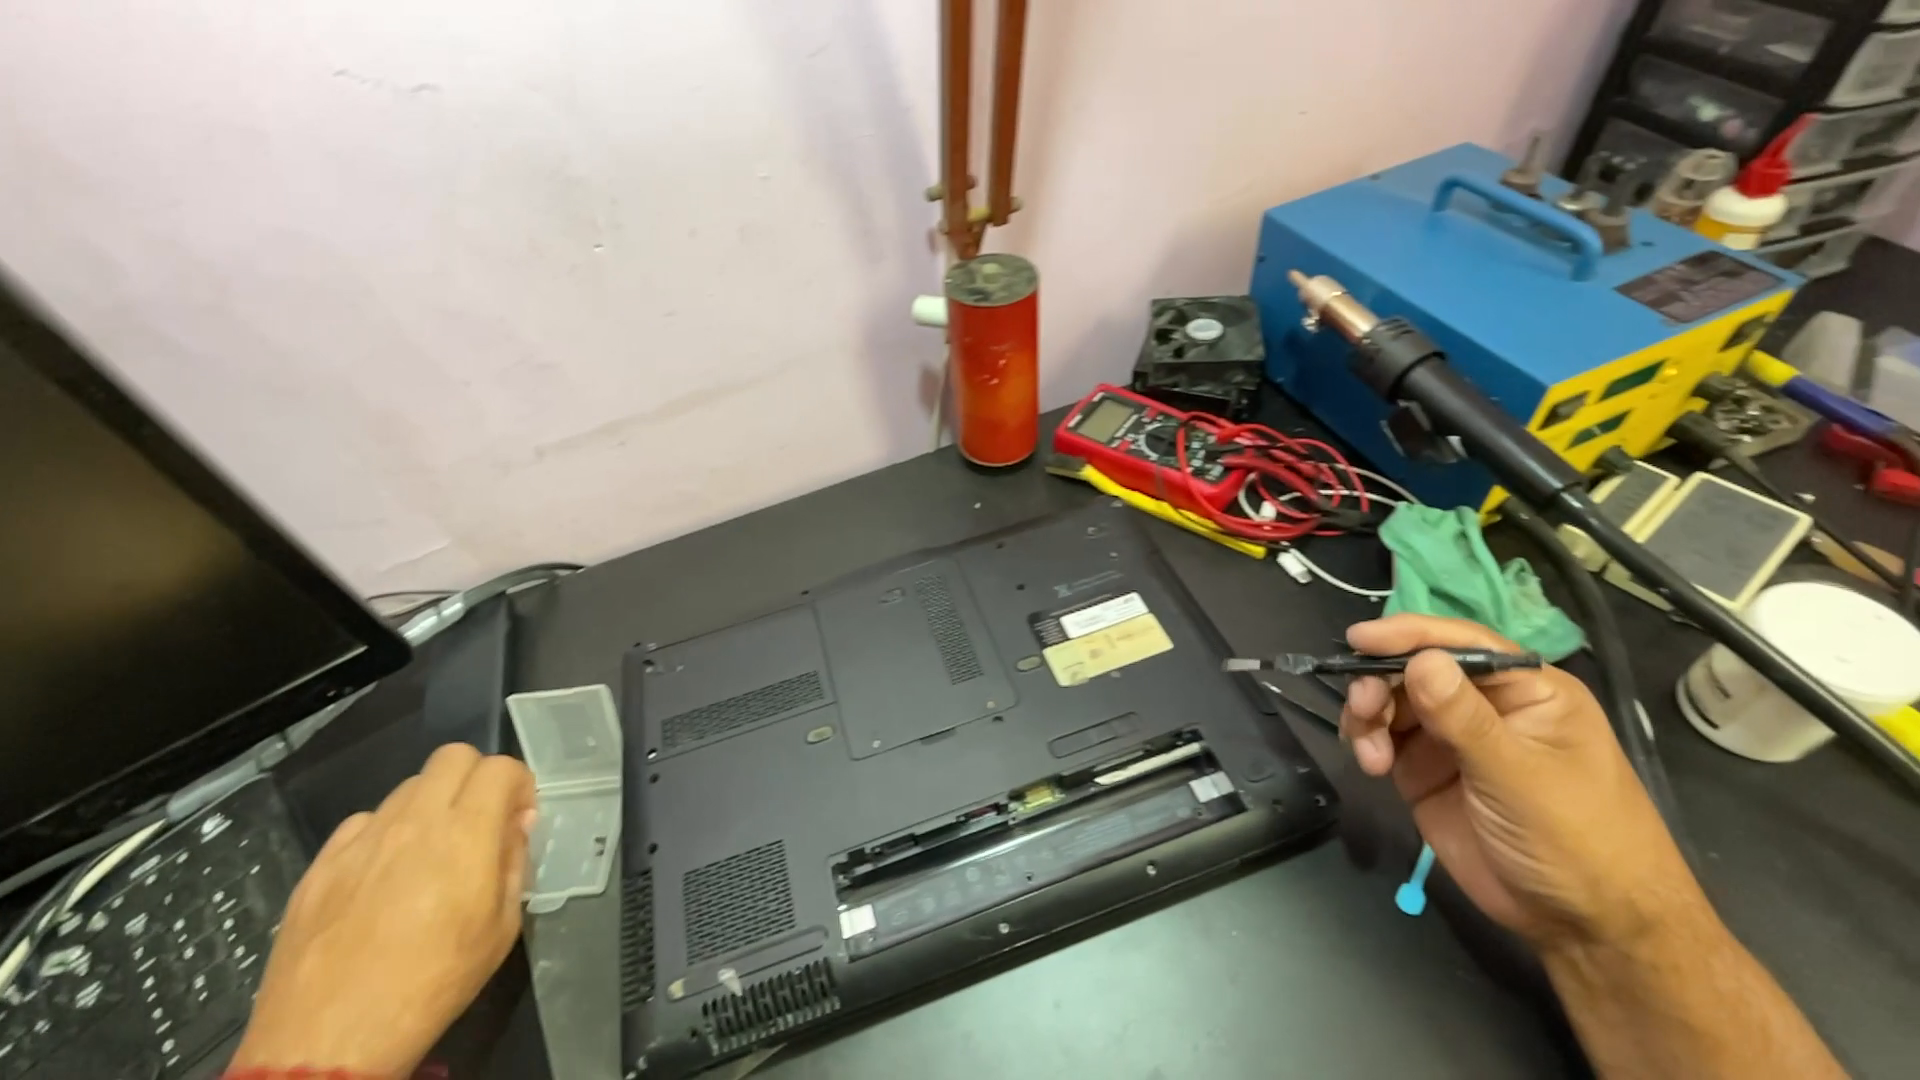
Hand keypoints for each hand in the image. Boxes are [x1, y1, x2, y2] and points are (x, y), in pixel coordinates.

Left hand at [230, 744, 535, 1078]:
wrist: (329, 1040)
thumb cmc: (433, 984)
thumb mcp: (501, 929)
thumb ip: (513, 862)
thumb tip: (515, 823)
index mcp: (465, 834)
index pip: (500, 768)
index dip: (518, 784)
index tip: (518, 817)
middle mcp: (413, 822)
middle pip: (452, 757)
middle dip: (476, 778)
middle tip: (480, 821)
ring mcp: (361, 840)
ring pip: (407, 787)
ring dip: (431, 805)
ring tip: (430, 853)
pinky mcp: (320, 865)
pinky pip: (363, 824)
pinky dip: (385, 834)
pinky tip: (383, 876)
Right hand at [1339, 615, 1703, 952]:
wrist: (1584, 924)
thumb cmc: (1575, 838)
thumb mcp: (1519, 776)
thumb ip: (1464, 718)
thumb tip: (1420, 659)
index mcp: (1525, 690)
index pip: (1460, 644)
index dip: (1408, 636)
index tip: (1359, 638)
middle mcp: (1484, 705)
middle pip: (1415, 670)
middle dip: (1380, 681)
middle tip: (1362, 708)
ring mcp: (1452, 739)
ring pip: (1392, 702)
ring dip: (1368, 715)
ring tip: (1368, 752)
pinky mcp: (1425, 771)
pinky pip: (1383, 739)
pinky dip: (1367, 743)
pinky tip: (1372, 766)